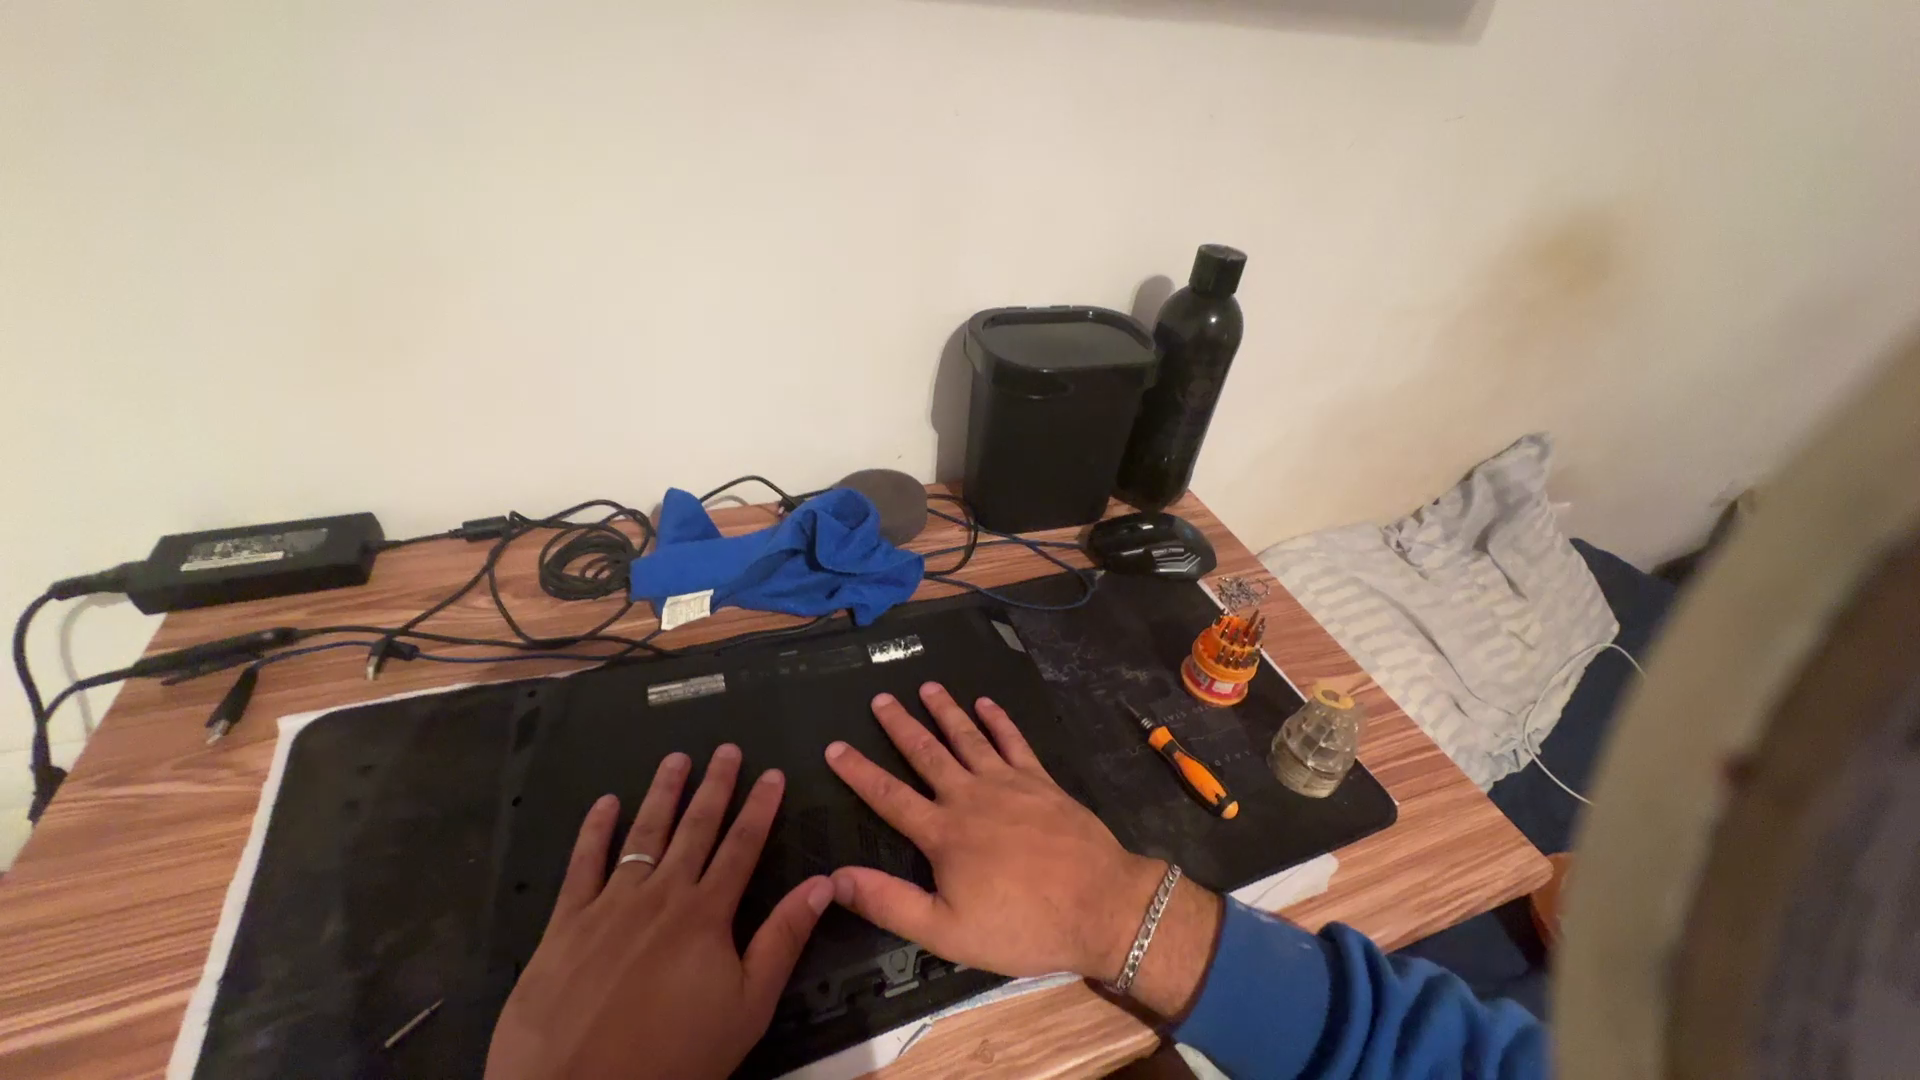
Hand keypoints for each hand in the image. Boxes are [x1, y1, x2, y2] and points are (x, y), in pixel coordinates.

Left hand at [486, 745, 832, 1079]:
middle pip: (695, 828)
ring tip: (676, 759)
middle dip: (715, 786)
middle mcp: (662, 895)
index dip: (760, 807)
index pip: (742, 845)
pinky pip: (583, 865)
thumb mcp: (748, 1008)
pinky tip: (605, 804)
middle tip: (726, 749)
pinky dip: (595, 831)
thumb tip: (824, 883)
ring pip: (643, 834)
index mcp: (706, 913)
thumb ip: (783, 939)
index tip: (773, 774)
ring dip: (663, 793)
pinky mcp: (565, 924)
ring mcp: (610, 904)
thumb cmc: (672, 1058)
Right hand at [823, 684, 1221, 1014]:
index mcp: (943, 832)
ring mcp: (1008, 783)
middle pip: (927, 753)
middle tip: (880, 697)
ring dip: (946, 710)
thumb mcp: (945, 931)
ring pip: (968, 738)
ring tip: (928, 686)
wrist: (1099, 905)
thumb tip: (835, 876)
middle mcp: (970, 796)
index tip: (835, 746)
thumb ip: (889, 902)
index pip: (889, 796)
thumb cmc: (1020, 924)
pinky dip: (999, 720)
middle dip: (901, 725)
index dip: (859, 771)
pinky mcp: (1041, 781)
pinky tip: (987, 703)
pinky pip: (1015, 741)